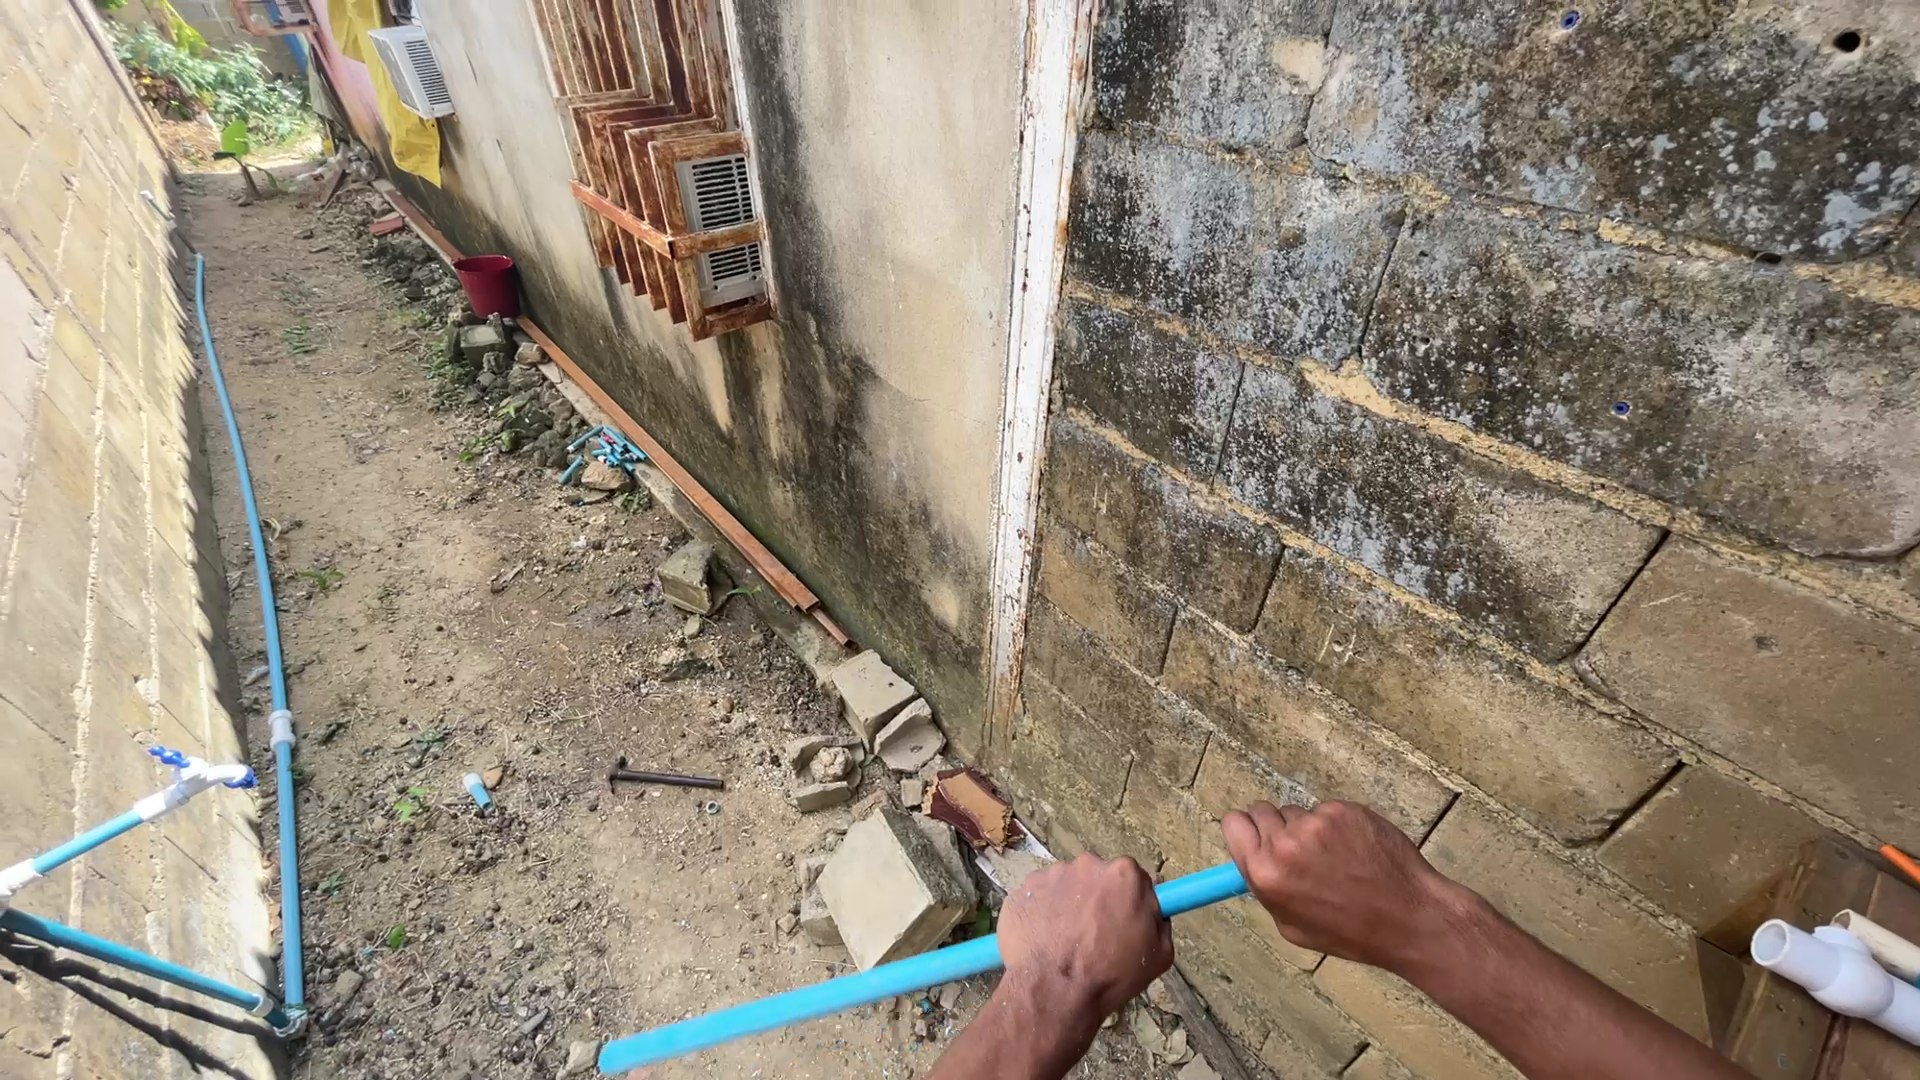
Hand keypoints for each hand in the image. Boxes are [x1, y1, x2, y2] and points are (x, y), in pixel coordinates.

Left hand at [997, 853, 1173, 1029]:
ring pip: (1067, 885)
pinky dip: (1043, 912)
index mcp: (1124, 874)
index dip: (1127, 899)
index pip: (1131, 877)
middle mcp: (1087, 863)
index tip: (1122, 919)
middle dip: (1096, 899)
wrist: (1055, 990)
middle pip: (1096, 877)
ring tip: (1067, 941)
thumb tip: (1150, 902)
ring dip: (1069, 905)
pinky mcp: (1026, 886)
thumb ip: (1158, 918)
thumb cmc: (1111, 974)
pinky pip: (1041, 896)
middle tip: (1094, 934)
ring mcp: (1052, 872)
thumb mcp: (1158, 954)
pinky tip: (1046, 939)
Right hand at [1221, 801, 1468, 974]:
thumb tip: (1249, 858)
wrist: (1413, 921)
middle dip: (1276, 826)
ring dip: (1308, 827)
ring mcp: (1315, 824)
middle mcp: (1284, 845)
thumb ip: (1264, 886)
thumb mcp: (1292, 926)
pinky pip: (1326, 809)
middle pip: (1261, 810)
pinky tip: (1357, 849)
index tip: (1259, 837)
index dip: (1246, 830)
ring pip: (1296, 811)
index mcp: (1266, 874)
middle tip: (1302, 851)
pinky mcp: (1342, 811)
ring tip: (1338, 858)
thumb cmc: (1353, 931)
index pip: (1233, 823)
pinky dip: (1338, 825)